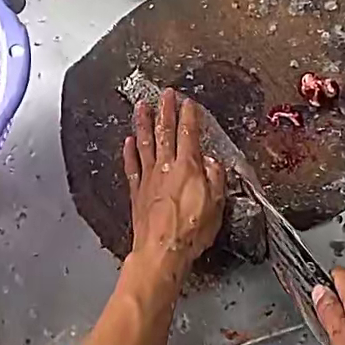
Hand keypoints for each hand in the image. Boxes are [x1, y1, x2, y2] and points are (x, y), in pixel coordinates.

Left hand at [123, 89, 226, 275]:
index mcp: (188, 168)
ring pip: (145, 143)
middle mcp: (166, 168)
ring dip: (143, 123)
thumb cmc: (191, 231)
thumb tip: (213, 163)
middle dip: (166, 110)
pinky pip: (132, 167)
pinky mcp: (138, 192)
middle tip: (165, 94)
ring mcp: (149, 178)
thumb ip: (215, 179)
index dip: (189, 116)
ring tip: (142, 106)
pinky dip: (130, 152)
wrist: (162, 250)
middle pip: (165, 132)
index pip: (189, 134)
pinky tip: (128, 141)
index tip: (188, 102)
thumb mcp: (216, 204)